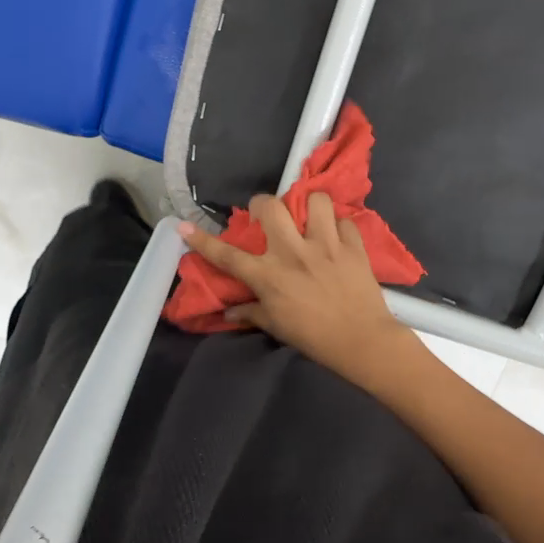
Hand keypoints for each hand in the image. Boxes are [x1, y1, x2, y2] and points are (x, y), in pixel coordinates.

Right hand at [177, 192, 418, 386]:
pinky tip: (339, 239)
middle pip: (270, 206)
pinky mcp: (353, 246)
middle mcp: (292, 253)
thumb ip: (252, 313)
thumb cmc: (313, 338)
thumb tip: (230, 313)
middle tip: (269, 216)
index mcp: (268, 276)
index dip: (202, 241)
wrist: (359, 341)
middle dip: (265, 204)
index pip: (227, 256)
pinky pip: (346, 221)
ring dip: (311, 206)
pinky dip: (341, 228)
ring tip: (312, 219)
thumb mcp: (276, 327)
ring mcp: (325, 246)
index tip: (183, 227)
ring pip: (315, 201)